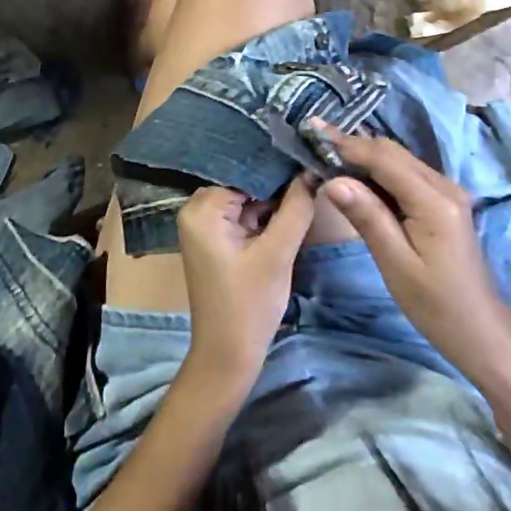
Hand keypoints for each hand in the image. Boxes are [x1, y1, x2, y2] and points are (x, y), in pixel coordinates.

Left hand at [177, 182, 314, 387]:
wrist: (228, 356)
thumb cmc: (249, 305)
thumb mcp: (278, 254)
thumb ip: (296, 208)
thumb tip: (313, 169)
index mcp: (202, 208)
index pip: (245, 169)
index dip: (278, 163)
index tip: (309, 154)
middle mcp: (197, 209)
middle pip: (245, 181)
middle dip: (278, 179)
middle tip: (313, 167)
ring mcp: (205, 224)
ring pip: (248, 196)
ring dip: (275, 196)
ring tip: (309, 180)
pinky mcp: (217, 239)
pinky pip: (244, 213)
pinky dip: (266, 213)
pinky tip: (294, 204)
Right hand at [317, 130, 510, 376]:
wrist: (480, 331)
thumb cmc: (436, 305)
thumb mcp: (395, 264)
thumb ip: (367, 217)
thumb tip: (333, 180)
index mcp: (434, 201)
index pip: (383, 158)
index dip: (347, 144)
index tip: (312, 132)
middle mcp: (445, 186)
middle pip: (392, 152)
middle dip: (353, 145)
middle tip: (314, 143)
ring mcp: (447, 192)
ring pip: (399, 160)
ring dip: (364, 156)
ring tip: (327, 155)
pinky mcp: (444, 202)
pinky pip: (406, 175)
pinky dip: (379, 172)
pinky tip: (356, 178)